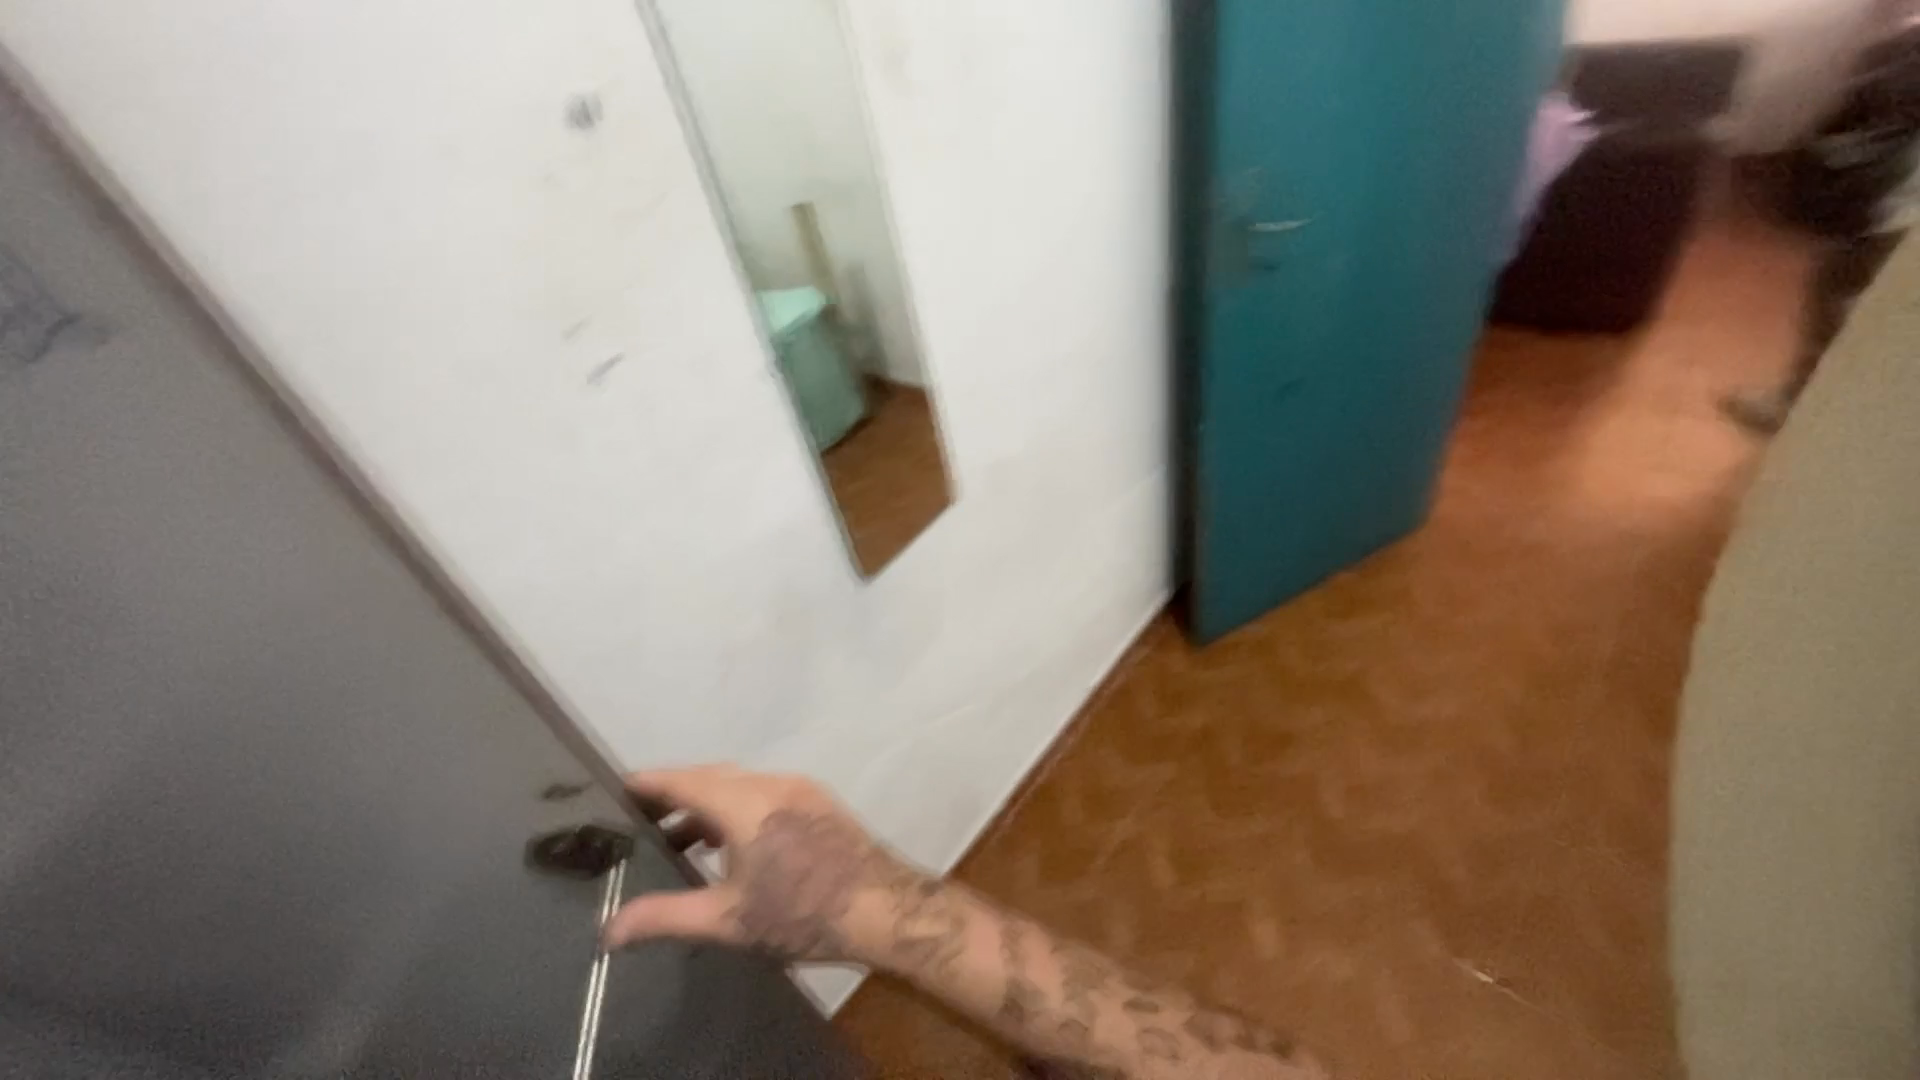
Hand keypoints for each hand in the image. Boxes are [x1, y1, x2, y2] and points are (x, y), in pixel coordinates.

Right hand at [603, 765, 920, 964]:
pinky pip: (768, 792)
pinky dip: (740, 807)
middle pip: (714, 777)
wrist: (881, 906)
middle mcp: (772, 783)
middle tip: (644, 818)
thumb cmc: (800, 912)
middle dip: (678, 793)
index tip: (620, 786)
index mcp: (744, 802)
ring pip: (743, 784)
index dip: (651, 782)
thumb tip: (609, 929)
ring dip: (710, 803)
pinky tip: (733, 843)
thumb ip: (665, 916)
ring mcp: (801, 788)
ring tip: (682, 839)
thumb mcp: (727, 920)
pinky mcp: (820, 801)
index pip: (685, 780)